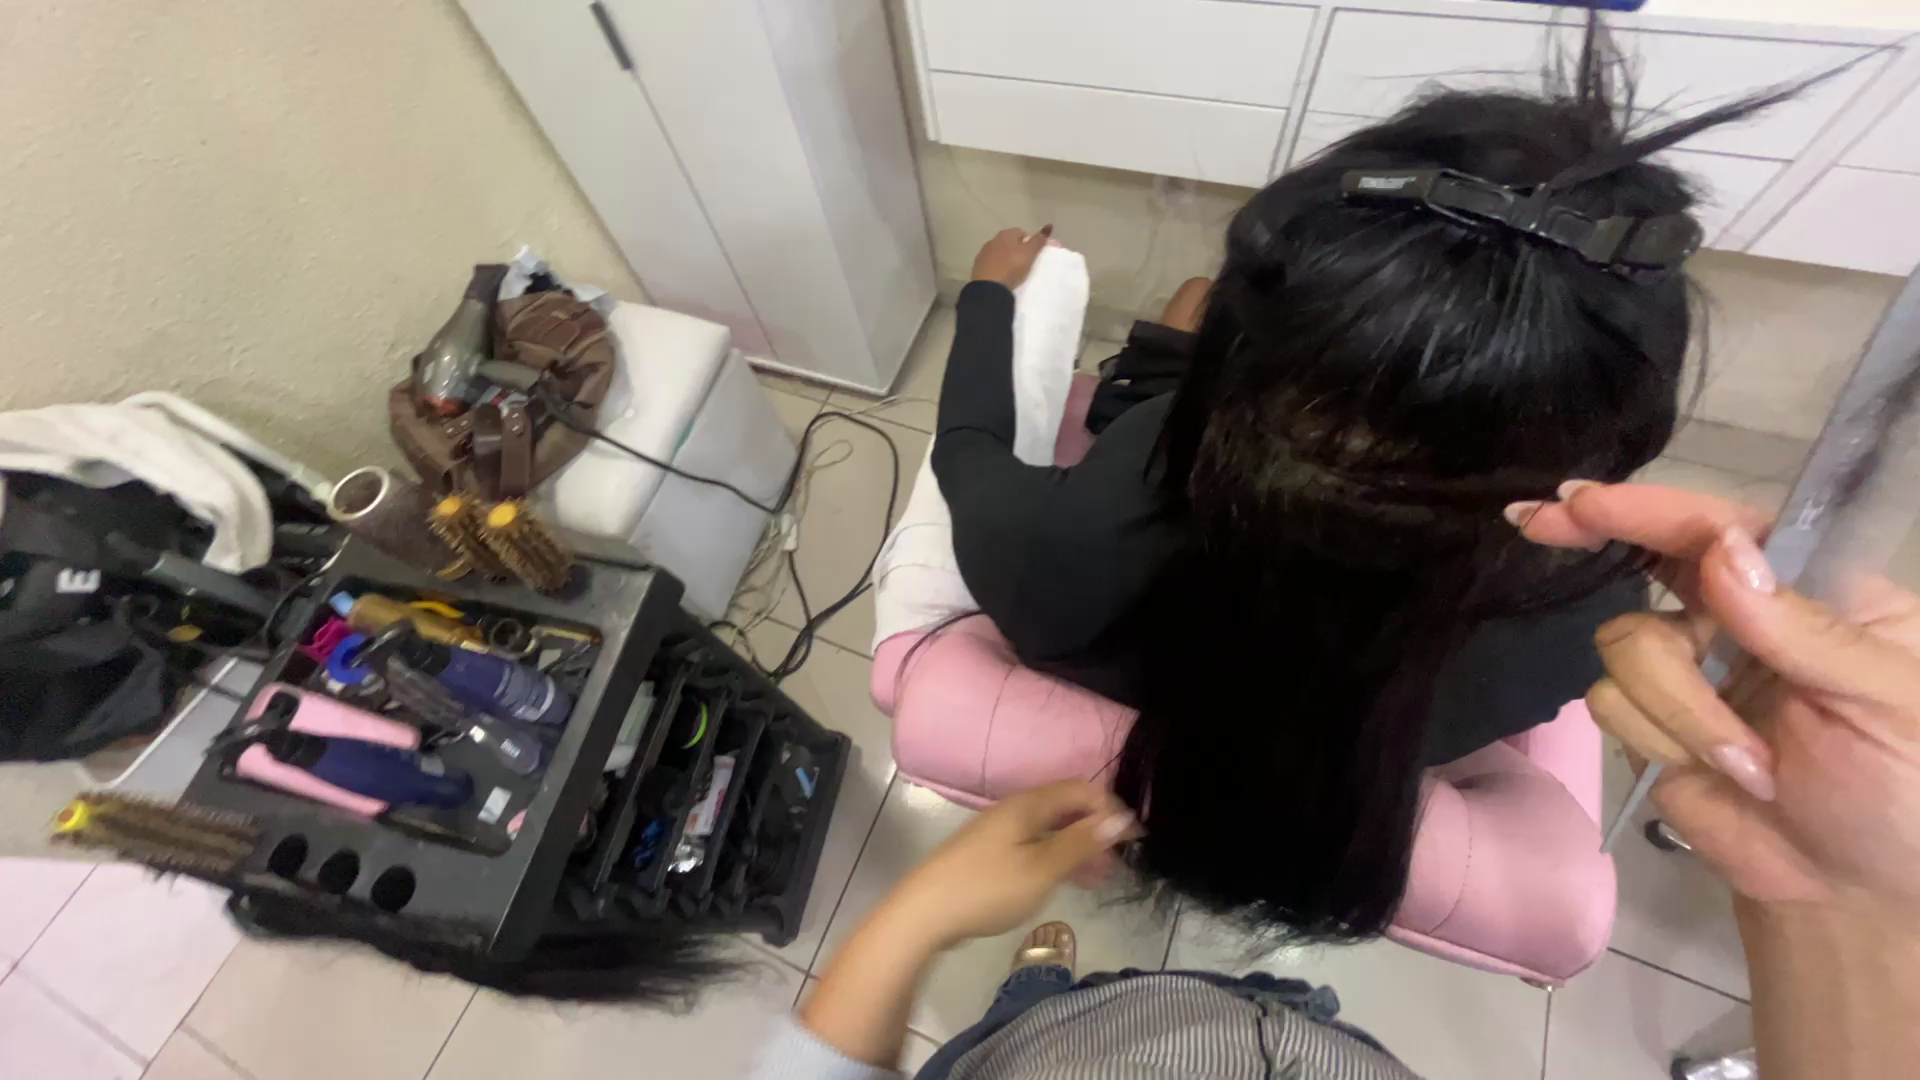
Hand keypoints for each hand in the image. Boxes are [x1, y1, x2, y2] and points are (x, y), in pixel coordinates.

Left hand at [883, 780, 1134, 947]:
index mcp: (1028, 804)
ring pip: (1052, 828)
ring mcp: (1002, 830)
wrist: (925, 911)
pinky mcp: (994, 853)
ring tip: (1103, 875)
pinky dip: (1059, 857)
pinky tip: (1071, 880)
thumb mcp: (1041, 868)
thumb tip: (1120, 816)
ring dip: (1079, 845)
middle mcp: (1016, 809)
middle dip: (1096, 827)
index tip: (1135, 837)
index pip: (1080, 789)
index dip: (1110, 808)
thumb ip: (1080, 842)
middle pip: (1066, 806)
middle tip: (1122, 859)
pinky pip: (1037, 844)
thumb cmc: (987, 888)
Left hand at [971, 226, 1053, 288]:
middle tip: (1022, 264)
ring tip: (1010, 271)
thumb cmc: (1012, 267)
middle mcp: (993, 239)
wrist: (990, 288)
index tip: (1031, 255)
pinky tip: (999, 276)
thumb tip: (1049, 225)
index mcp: (1007, 234)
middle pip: (1008, 242)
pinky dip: (995, 267)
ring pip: (998, 252)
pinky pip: (990, 263)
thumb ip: (1039, 240)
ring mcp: (983, 253)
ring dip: (1004, 258)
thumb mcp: (1030, 254)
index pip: (1021, 233)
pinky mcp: (977, 266)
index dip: (1028, 243)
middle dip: (1015, 249)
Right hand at [1512, 482, 1919, 921]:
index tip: (1578, 501)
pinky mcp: (1643, 712)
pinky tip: (1711, 770)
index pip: (1724, 532)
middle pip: (1648, 561)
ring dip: (1678, 706)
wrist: (1853, 890)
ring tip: (1747, 764)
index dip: (1650, 508)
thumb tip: (1722, 552)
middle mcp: (1739, 618)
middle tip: (1532, 520)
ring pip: (1623, 644)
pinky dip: (1659, 737)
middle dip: (1594, 536)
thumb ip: (1805, 628)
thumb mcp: (1892, 706)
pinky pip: (1610, 699)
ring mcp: (1686, 665)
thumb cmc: (1913, 795)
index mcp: (1814, 598)